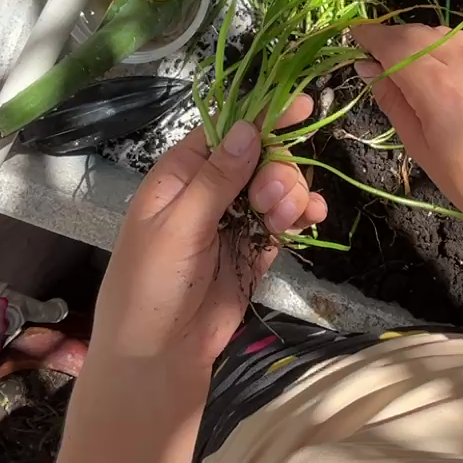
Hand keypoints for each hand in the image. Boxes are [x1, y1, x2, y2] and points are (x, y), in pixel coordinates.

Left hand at [92, 97, 326, 368]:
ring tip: (286, 219)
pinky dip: (302, 214)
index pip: (226, 131)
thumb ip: (217, 178)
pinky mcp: (256, 246)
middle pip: (261, 156)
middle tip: (273, 199)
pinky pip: (286, 218)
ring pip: (278, 185)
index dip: (263, 116)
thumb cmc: (151, 285)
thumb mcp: (179, 227)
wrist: (159, 355)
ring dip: (291, 193)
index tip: (302, 106)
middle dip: (278, 170)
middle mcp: (211, 190)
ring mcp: (235, 218)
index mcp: (181, 175)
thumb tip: (250, 127)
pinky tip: (311, 219)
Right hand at [350, 24, 462, 231]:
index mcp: (441, 87)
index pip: (396, 44)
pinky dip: (452, 51)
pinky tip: (451, 76)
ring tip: (415, 70)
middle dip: (395, 40)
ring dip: (423, 44)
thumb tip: (367, 68)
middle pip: (419, 33)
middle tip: (379, 59)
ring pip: (445, 33)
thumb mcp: (418, 144)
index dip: (372, 36)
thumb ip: (392, 98)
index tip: (356, 36)